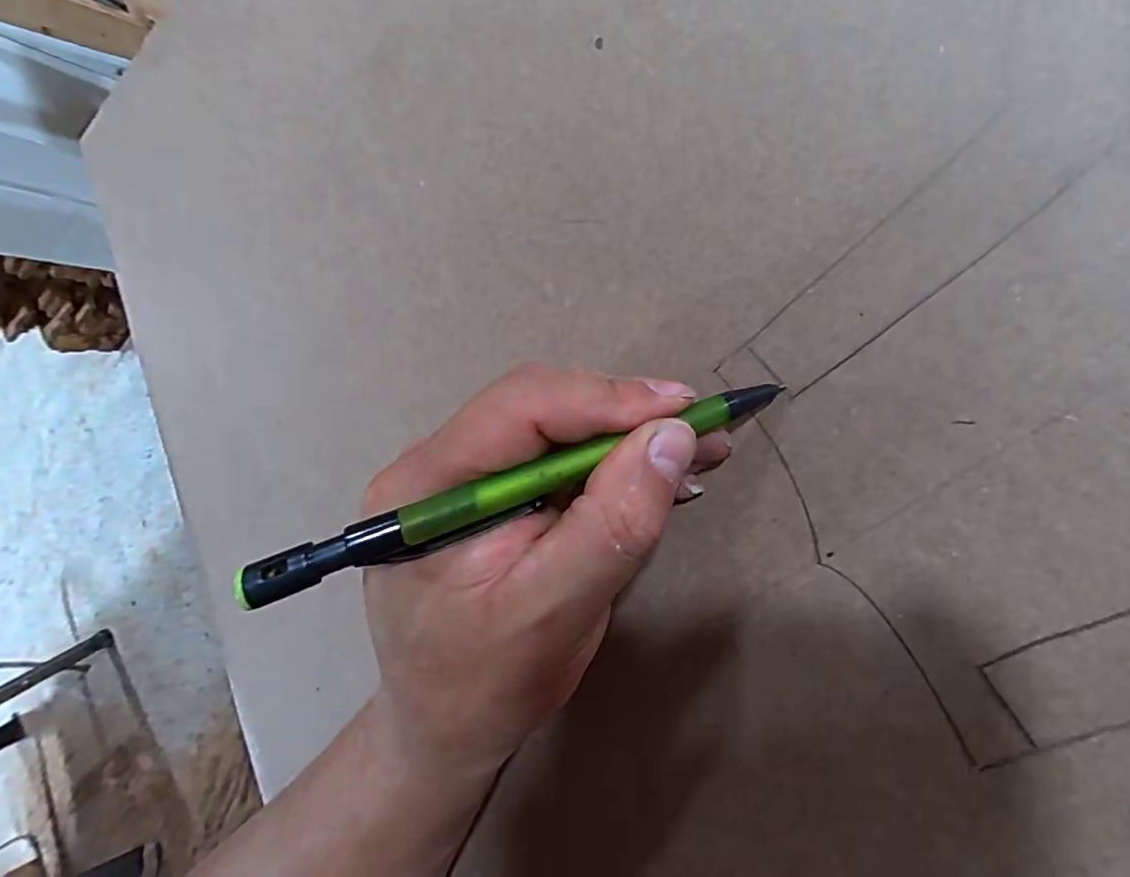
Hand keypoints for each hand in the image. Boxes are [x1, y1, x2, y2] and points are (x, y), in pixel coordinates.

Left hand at [361, 364, 732, 775]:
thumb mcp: (554, 614)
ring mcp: (467, 472)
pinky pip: (561, 455)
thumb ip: (612, 525)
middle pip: (542, 405)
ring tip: (696, 448)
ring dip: (629, 435)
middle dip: (626, 416)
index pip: (521, 406)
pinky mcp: (496, 489)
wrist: (443, 729)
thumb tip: (672, 437)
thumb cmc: (485, 685)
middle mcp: (439, 460)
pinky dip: (615, 461)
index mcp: (427, 483)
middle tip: (701, 431)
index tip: (684, 410)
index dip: (607, 399)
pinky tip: (658, 470)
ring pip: (559, 425)